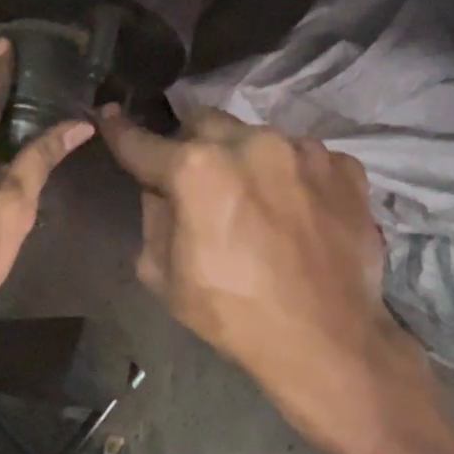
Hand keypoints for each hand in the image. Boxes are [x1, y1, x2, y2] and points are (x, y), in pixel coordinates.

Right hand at [97, 104, 430, 448]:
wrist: (323, 337)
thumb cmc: (229, 312)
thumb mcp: (162, 274)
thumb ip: (153, 219)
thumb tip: (160, 192)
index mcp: (197, 171)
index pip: (144, 144)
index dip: (120, 133)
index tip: (107, 116)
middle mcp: (253, 143)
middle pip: (205, 124)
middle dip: (188, 144)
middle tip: (188, 180)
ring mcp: (306, 152)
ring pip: (257, 138)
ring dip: (241, 161)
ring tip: (248, 202)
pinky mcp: (346, 169)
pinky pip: (302, 159)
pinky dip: (286, 177)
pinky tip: (289, 214)